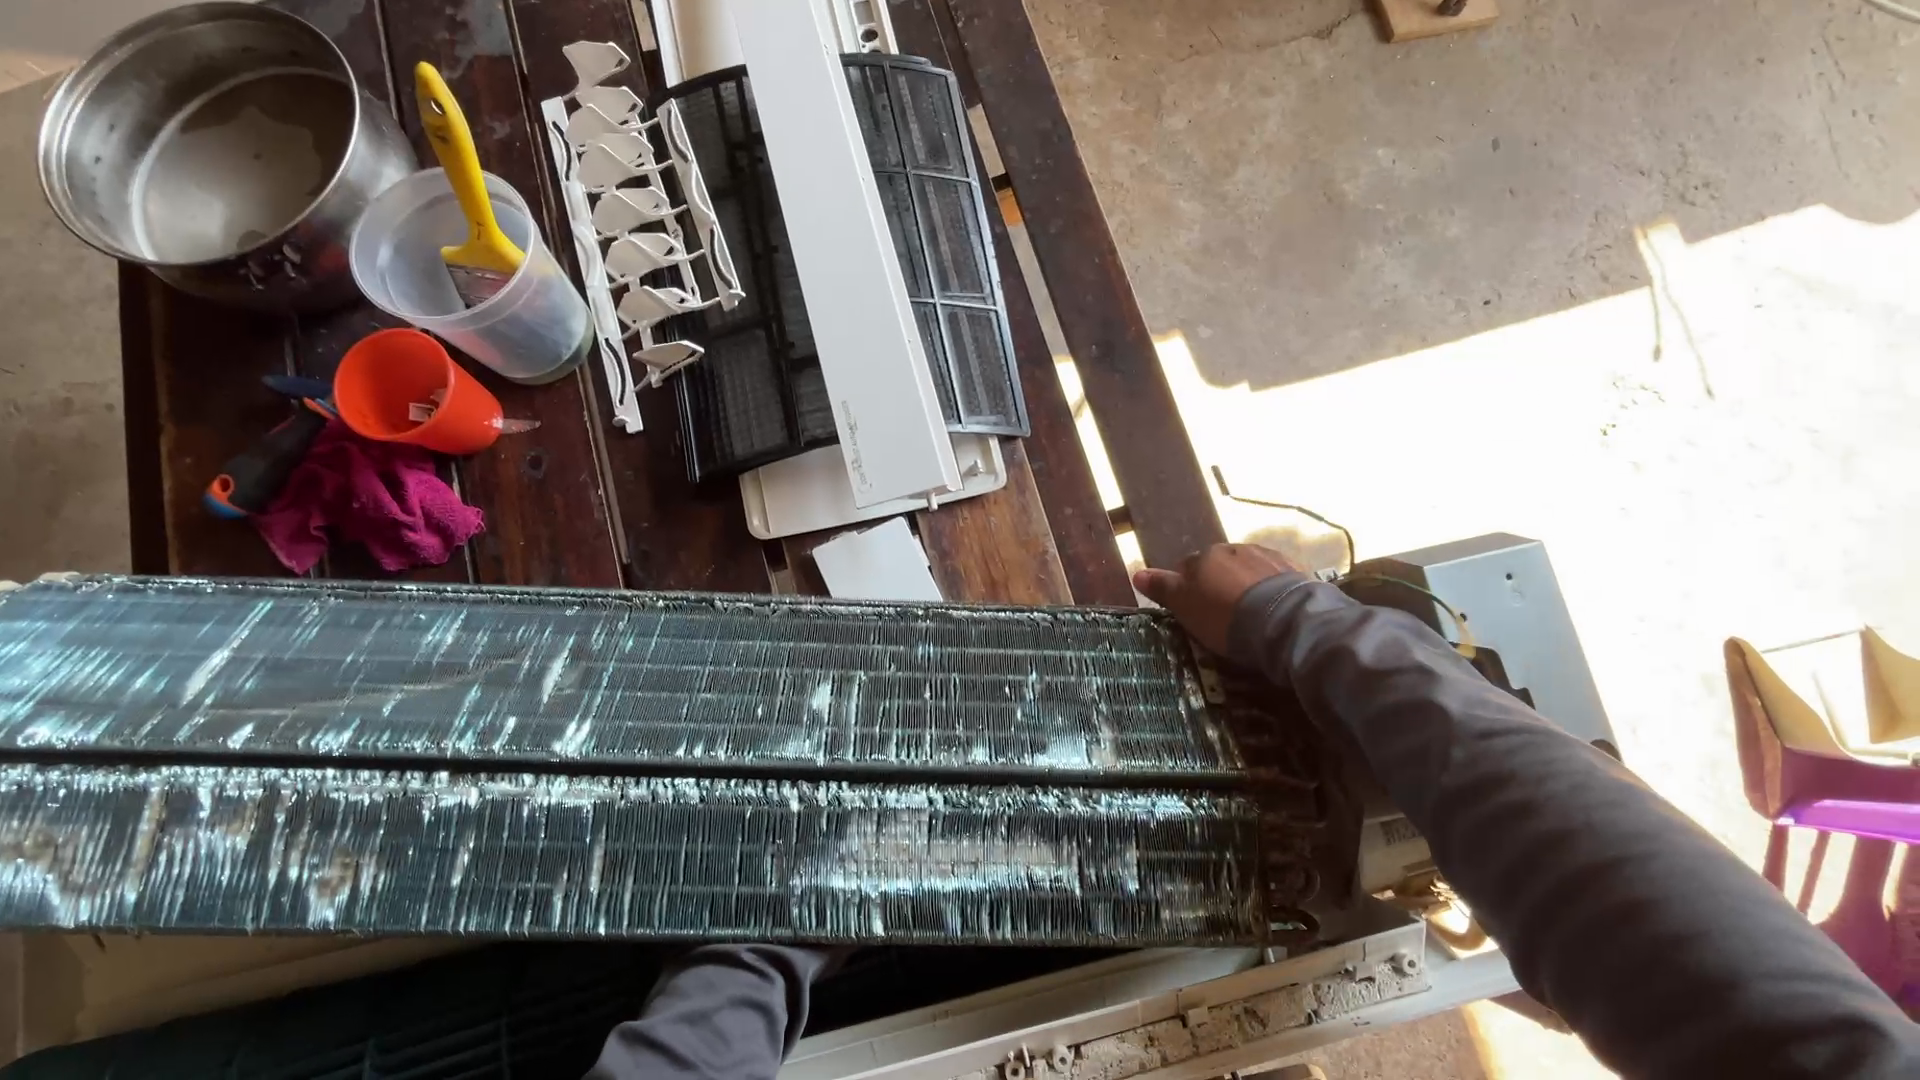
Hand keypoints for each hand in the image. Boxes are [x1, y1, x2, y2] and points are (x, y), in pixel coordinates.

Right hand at [1133, 544, 1302, 654]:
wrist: (1282, 620)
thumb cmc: (1223, 617)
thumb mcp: (1184, 607)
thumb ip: (1162, 588)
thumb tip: (1137, 573)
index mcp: (1203, 557)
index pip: (1187, 568)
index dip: (1188, 590)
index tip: (1195, 612)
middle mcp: (1233, 548)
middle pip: (1219, 566)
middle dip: (1220, 584)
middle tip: (1224, 615)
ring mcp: (1266, 556)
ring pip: (1248, 569)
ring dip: (1246, 585)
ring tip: (1251, 614)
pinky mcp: (1294, 568)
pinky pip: (1275, 577)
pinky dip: (1271, 589)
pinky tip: (1274, 608)